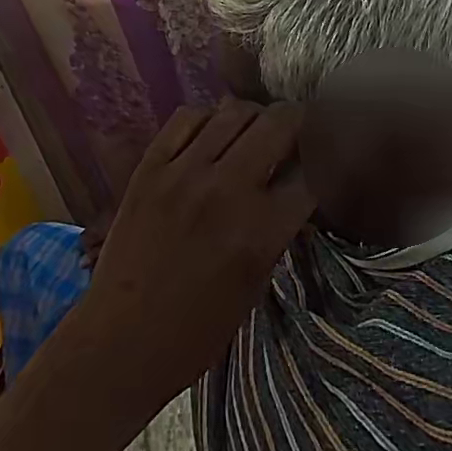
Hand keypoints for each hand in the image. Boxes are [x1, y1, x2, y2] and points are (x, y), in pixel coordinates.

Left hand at [71, 100, 311, 398]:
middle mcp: (227, 190)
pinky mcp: (149, 167)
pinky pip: (187, 118)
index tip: (328, 152)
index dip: (327, 157)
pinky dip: (208, 119)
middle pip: (279, 123)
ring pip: (234, 111)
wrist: (123, 340)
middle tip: (295, 133)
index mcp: (261, 230)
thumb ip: (279, 227)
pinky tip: (211, 135)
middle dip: (297, 123)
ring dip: (254, 117)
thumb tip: (296, 184)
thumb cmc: (198, 330)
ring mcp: (183, 173)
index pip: (312, 170)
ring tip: (253, 132)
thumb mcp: (257, 282)